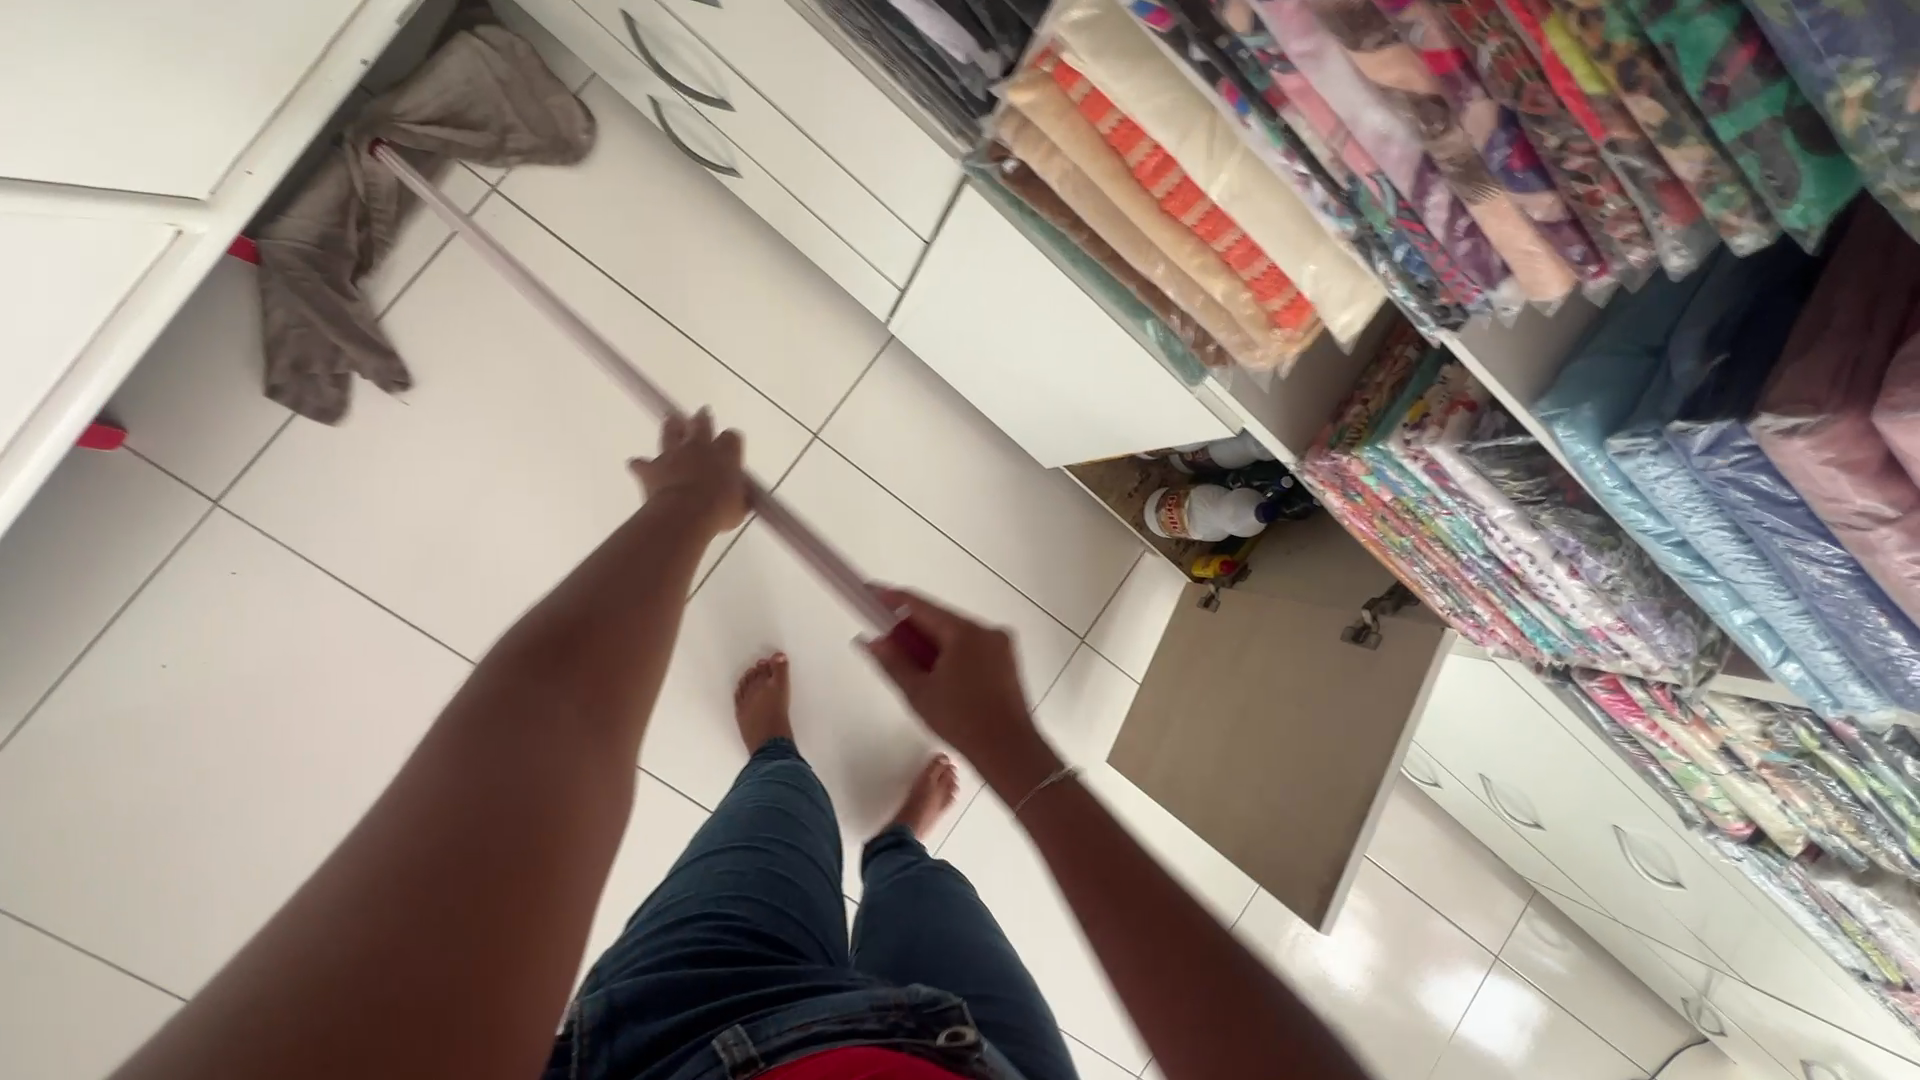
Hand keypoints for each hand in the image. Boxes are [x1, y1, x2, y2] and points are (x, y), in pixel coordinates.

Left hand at [628, 409, 748, 538]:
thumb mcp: (740, 506)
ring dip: (672, 426)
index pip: (732, 437)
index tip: (732, 446)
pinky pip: (642, 463)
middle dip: (702, 418)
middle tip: (702, 412)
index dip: (731, 441)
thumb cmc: (719, 510)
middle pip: (701, 423)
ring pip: (671, 431)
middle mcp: (699, 447)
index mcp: (726, 454)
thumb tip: (740, 496)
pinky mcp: (651, 468)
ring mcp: (673, 454)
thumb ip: (739, 495)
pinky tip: (639, 467)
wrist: (684, 515)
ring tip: (672, 420)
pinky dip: (641, 465)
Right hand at [865, 588, 1053, 786]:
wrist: (1009, 750)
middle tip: (887, 643)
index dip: (891, 599)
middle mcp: (986, 630)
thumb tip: (871, 641)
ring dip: (932, 645)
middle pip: (940, 620)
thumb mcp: (918, 692)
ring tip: (913, 670)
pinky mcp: (1007, 660)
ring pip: (956, 635)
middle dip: (912, 630)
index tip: (869, 592)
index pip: (920, 605)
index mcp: (965, 632)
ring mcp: (1001, 644)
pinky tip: (939, 677)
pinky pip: (972, 647)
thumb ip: (892, 662)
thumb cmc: (960, 721)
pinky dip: (951, 654)